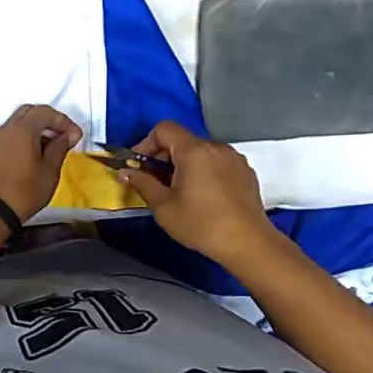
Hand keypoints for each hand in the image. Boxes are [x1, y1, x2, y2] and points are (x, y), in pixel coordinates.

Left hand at [0, 104, 82, 221]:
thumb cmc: (26, 191)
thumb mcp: (50, 171)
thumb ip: (59, 147)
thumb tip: (67, 135)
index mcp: (22, 129)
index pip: (45, 112)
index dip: (63, 121)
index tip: (75, 136)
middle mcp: (5, 130)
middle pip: (28, 112)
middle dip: (47, 120)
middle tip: (61, 137)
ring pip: (14, 125)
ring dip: (32, 130)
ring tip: (45, 148)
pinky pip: (5, 139)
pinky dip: (18, 141)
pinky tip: (26, 158)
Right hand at [117, 120, 277, 264]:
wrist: (248, 244)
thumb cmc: (200, 224)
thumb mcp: (163, 206)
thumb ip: (142, 183)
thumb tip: (124, 172)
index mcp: (194, 150)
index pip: (164, 129)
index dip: (146, 143)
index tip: (139, 166)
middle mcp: (216, 147)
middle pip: (182, 140)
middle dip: (163, 156)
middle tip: (154, 182)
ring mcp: (234, 159)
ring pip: (200, 152)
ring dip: (184, 164)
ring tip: (179, 190)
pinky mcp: (246, 173)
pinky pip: (217, 162)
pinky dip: (204, 171)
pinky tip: (203, 196)